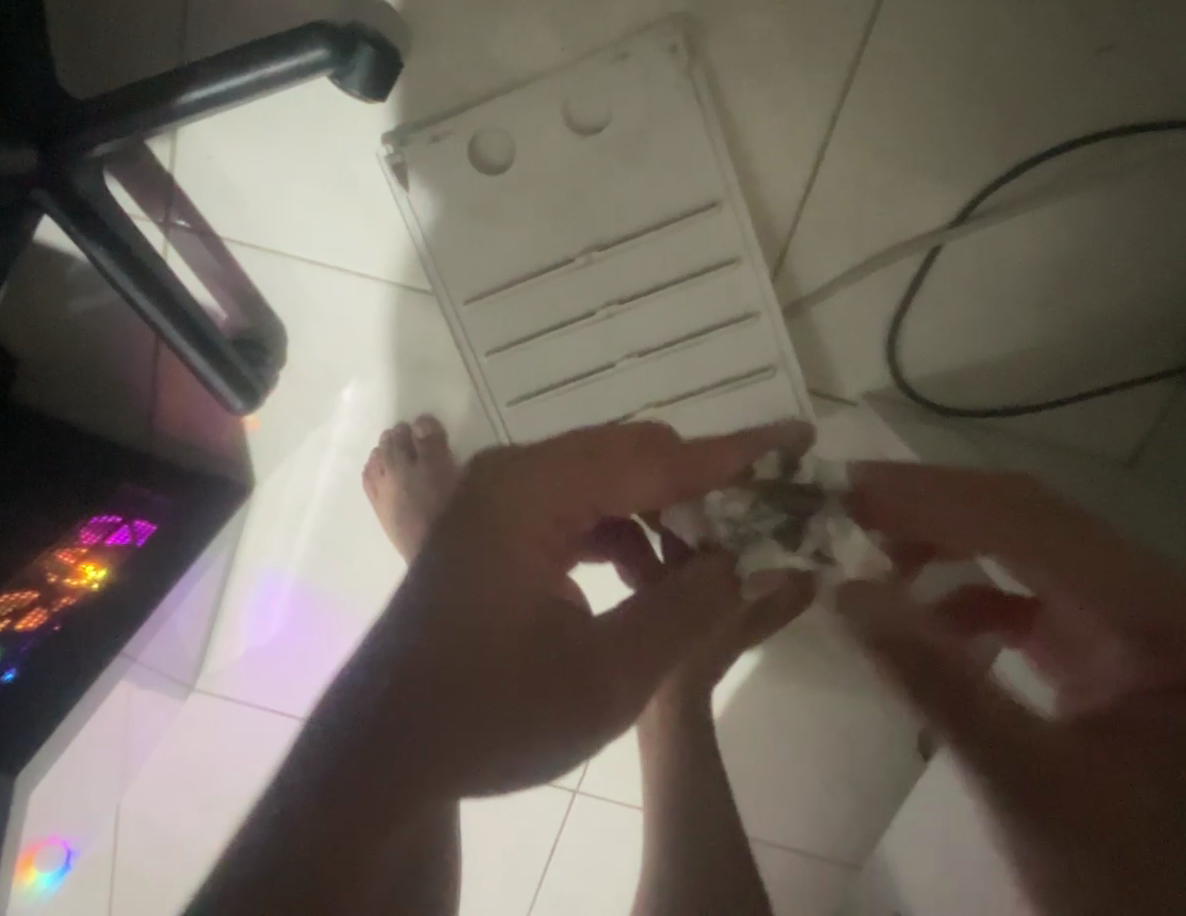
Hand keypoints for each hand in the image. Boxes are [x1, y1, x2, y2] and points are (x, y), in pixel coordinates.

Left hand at [322, 418, 814, 798]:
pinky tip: (652, 578)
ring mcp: (497, 499)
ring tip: (712, 565)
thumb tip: (753, 559)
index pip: (653, 457)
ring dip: (659, 515)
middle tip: (762, 522)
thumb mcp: (608, 673)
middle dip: (698, 487)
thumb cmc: (492, 712)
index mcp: (531, 491)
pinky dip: (620, 534)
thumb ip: (690, 606)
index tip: (797, 440)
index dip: (731, 454)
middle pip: (626, 457)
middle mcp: (511, 475)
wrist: (388, 746)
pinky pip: (574, 508)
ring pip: (601, 481)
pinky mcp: (495, 526)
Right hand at [835, 463, 1185, 915]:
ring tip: (871, 556)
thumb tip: (841, 589)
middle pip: (1042, 528)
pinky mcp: (1134, 657)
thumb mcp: (1026, 785)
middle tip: (843, 507)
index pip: (1045, 528)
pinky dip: (972, 602)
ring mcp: (1166, 632)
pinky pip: (1039, 601)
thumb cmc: (1136, 891)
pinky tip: (926, 621)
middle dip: (935, 515)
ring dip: (948, 551)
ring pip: (1035, 555)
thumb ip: (932, 678)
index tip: (847, 487)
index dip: (937, 500)